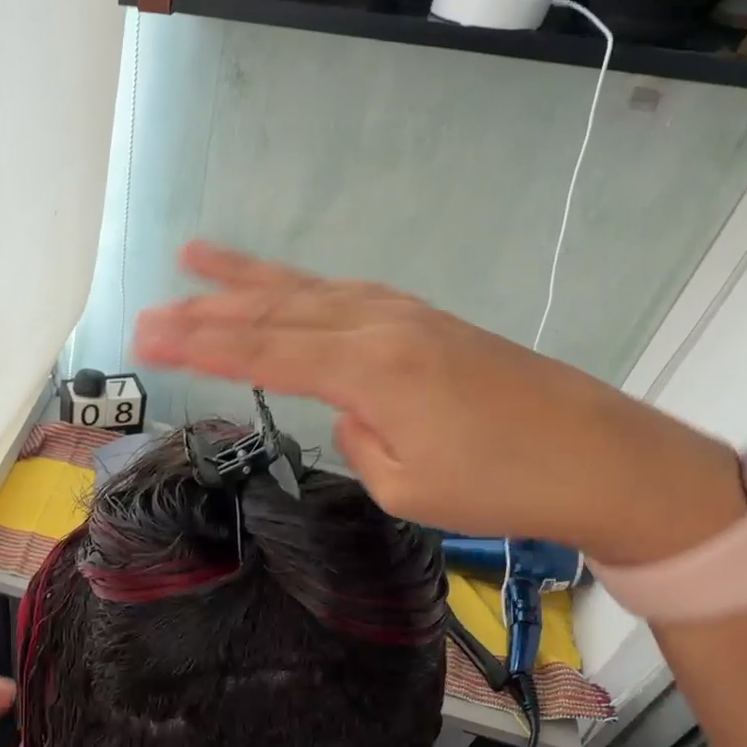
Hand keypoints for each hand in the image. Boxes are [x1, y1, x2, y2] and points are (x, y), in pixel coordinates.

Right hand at [134, 242, 746, 565]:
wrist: (600, 459)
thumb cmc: (499, 487)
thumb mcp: (404, 485)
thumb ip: (356, 439)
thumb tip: (347, 409)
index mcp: (370, 368)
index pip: (264, 351)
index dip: (200, 345)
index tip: (147, 337)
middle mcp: (381, 325)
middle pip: (278, 310)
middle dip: (207, 310)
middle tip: (149, 312)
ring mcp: (406, 315)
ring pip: (308, 289)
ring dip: (247, 280)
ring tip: (193, 259)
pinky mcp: (425, 321)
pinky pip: (342, 293)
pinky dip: (299, 286)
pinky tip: (279, 286)